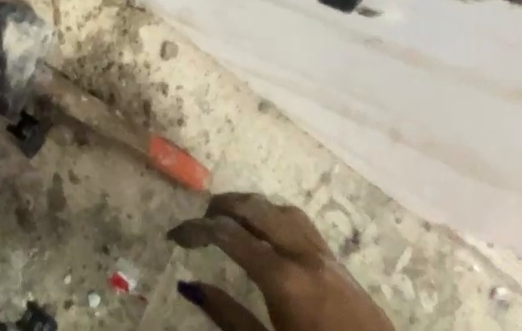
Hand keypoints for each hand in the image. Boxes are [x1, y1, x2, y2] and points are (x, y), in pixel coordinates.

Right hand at [169, 193, 394, 330]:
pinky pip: (305, 228)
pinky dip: (277, 221)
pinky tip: (269, 241)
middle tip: (200, 223)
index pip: (226, 233)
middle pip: (255, 208)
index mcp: (283, 279)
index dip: (195, 229)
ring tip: (232, 223)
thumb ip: (227, 315)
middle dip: (221, 206)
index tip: (175, 237)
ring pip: (283, 211)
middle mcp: (305, 259)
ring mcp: (330, 262)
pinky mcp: (345, 271)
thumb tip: (188, 285)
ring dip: (251, 209)